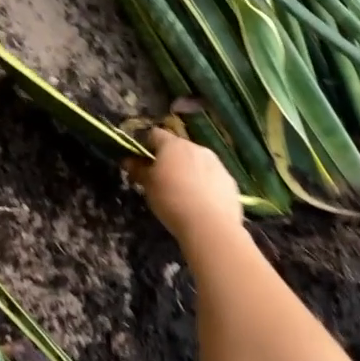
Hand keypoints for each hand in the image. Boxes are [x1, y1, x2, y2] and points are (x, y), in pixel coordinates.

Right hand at [124, 127, 244, 245]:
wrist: (211, 226)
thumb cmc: (172, 201)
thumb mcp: (148, 186)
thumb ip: (138, 170)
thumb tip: (129, 160)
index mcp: (173, 145)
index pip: (155, 134)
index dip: (146, 145)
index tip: (142, 161)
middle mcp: (197, 148)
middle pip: (179, 147)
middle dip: (170, 159)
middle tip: (162, 179)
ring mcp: (217, 163)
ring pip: (198, 161)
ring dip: (189, 170)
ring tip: (184, 193)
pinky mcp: (230, 181)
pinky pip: (213, 177)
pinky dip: (206, 184)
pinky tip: (202, 203)